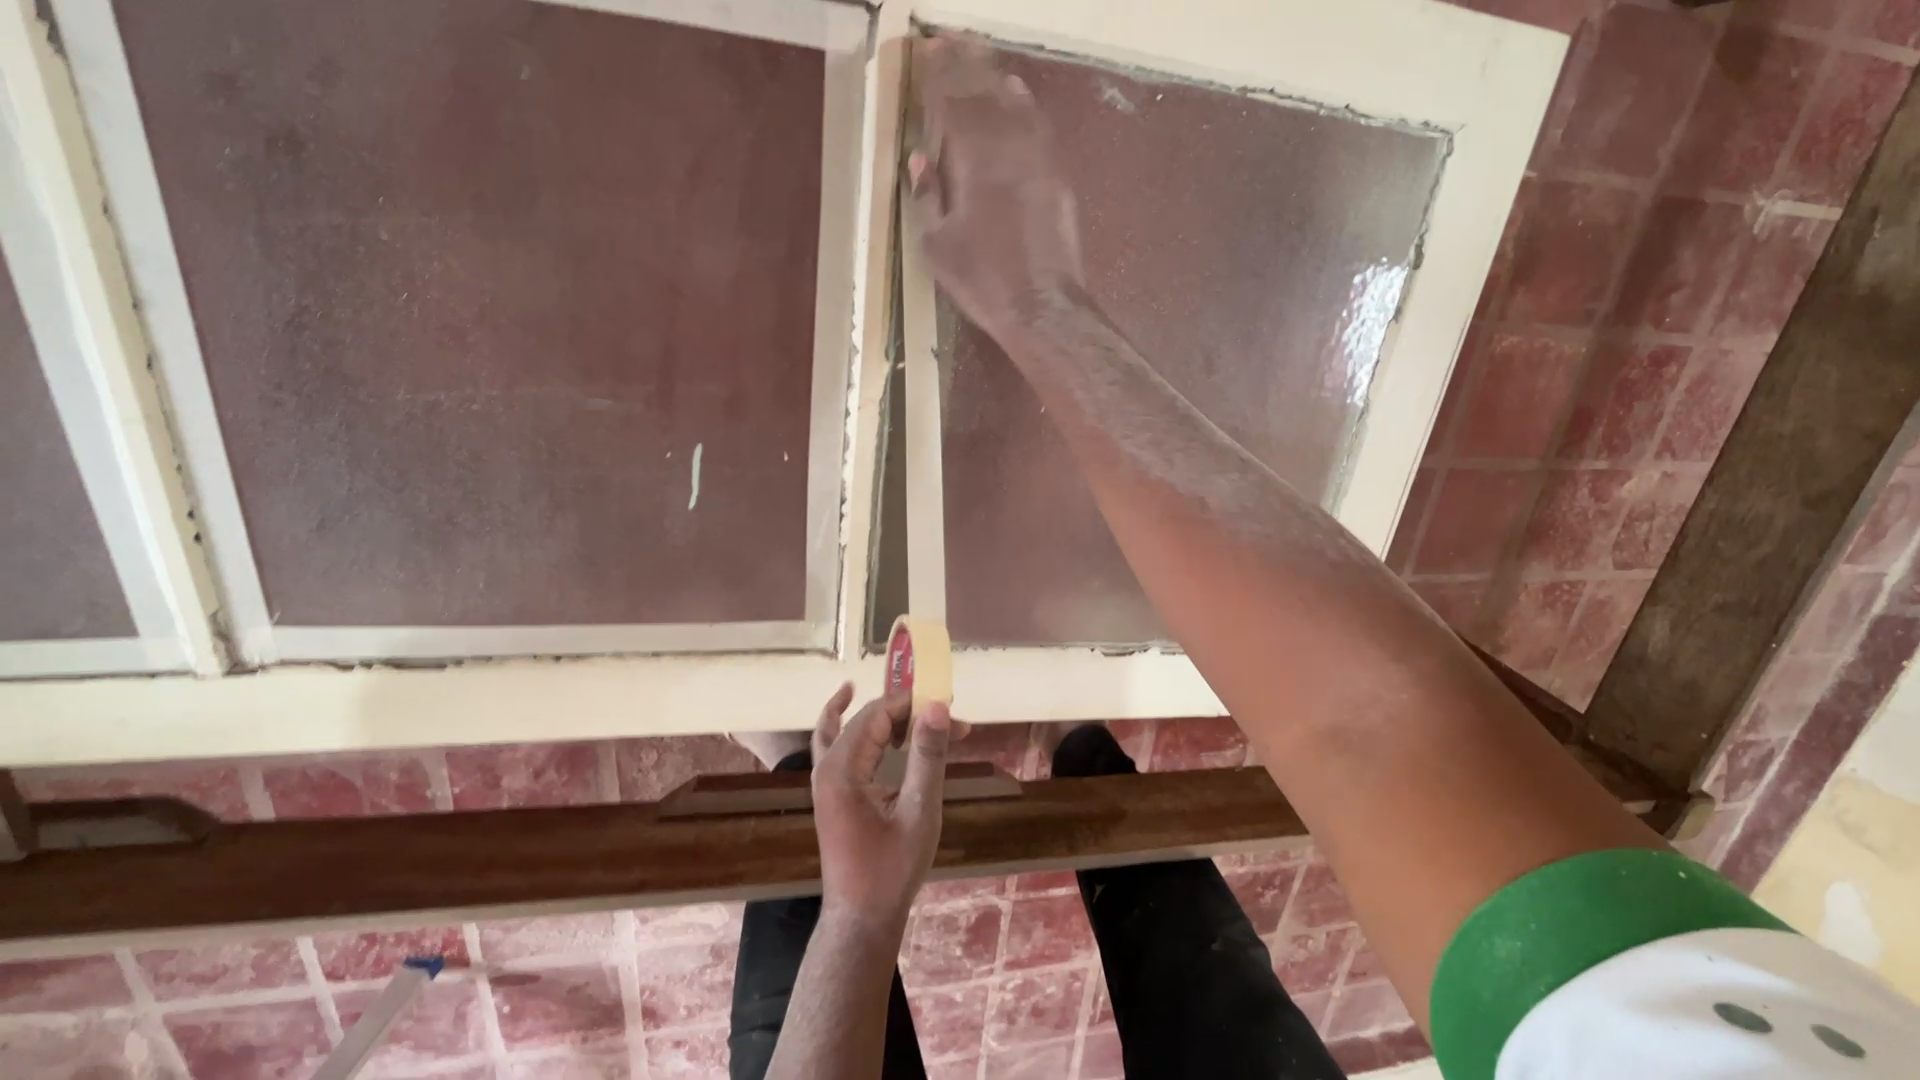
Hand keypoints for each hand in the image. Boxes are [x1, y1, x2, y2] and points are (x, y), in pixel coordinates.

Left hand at [810, 683, 953, 928]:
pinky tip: (861, 713)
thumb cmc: (892, 869)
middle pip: (865, 719)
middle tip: (950, 719)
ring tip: (923, 715)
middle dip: (907, 713)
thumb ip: (927, 756)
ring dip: (886, 720)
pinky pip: (839, 746)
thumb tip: (937, 706)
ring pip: (851, 729)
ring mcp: (824, 780)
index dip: (914, 704)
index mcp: (842, 768)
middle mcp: (826, 767)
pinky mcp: (832, 793)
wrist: (861, 918)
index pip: (877, 714)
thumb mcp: (919, 811)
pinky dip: (856, 728)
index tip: (952, 709)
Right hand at [908, 37, 1085, 344]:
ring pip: (1016, 101)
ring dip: (995, 75)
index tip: (927, 49)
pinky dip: (1022, 104)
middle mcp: (1009, 144)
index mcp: (974, 157)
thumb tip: (920, 160)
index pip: (953, 98)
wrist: (1043, 307)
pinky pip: (1037, 124)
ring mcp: (1039, 157)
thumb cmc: (983, 280)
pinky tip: (1016, 96)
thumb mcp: (937, 245)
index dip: (939, 72)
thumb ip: (928, 197)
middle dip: (966, 61)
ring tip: (979, 57)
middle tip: (951, 38)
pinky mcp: (1057, 175)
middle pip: (986, 89)